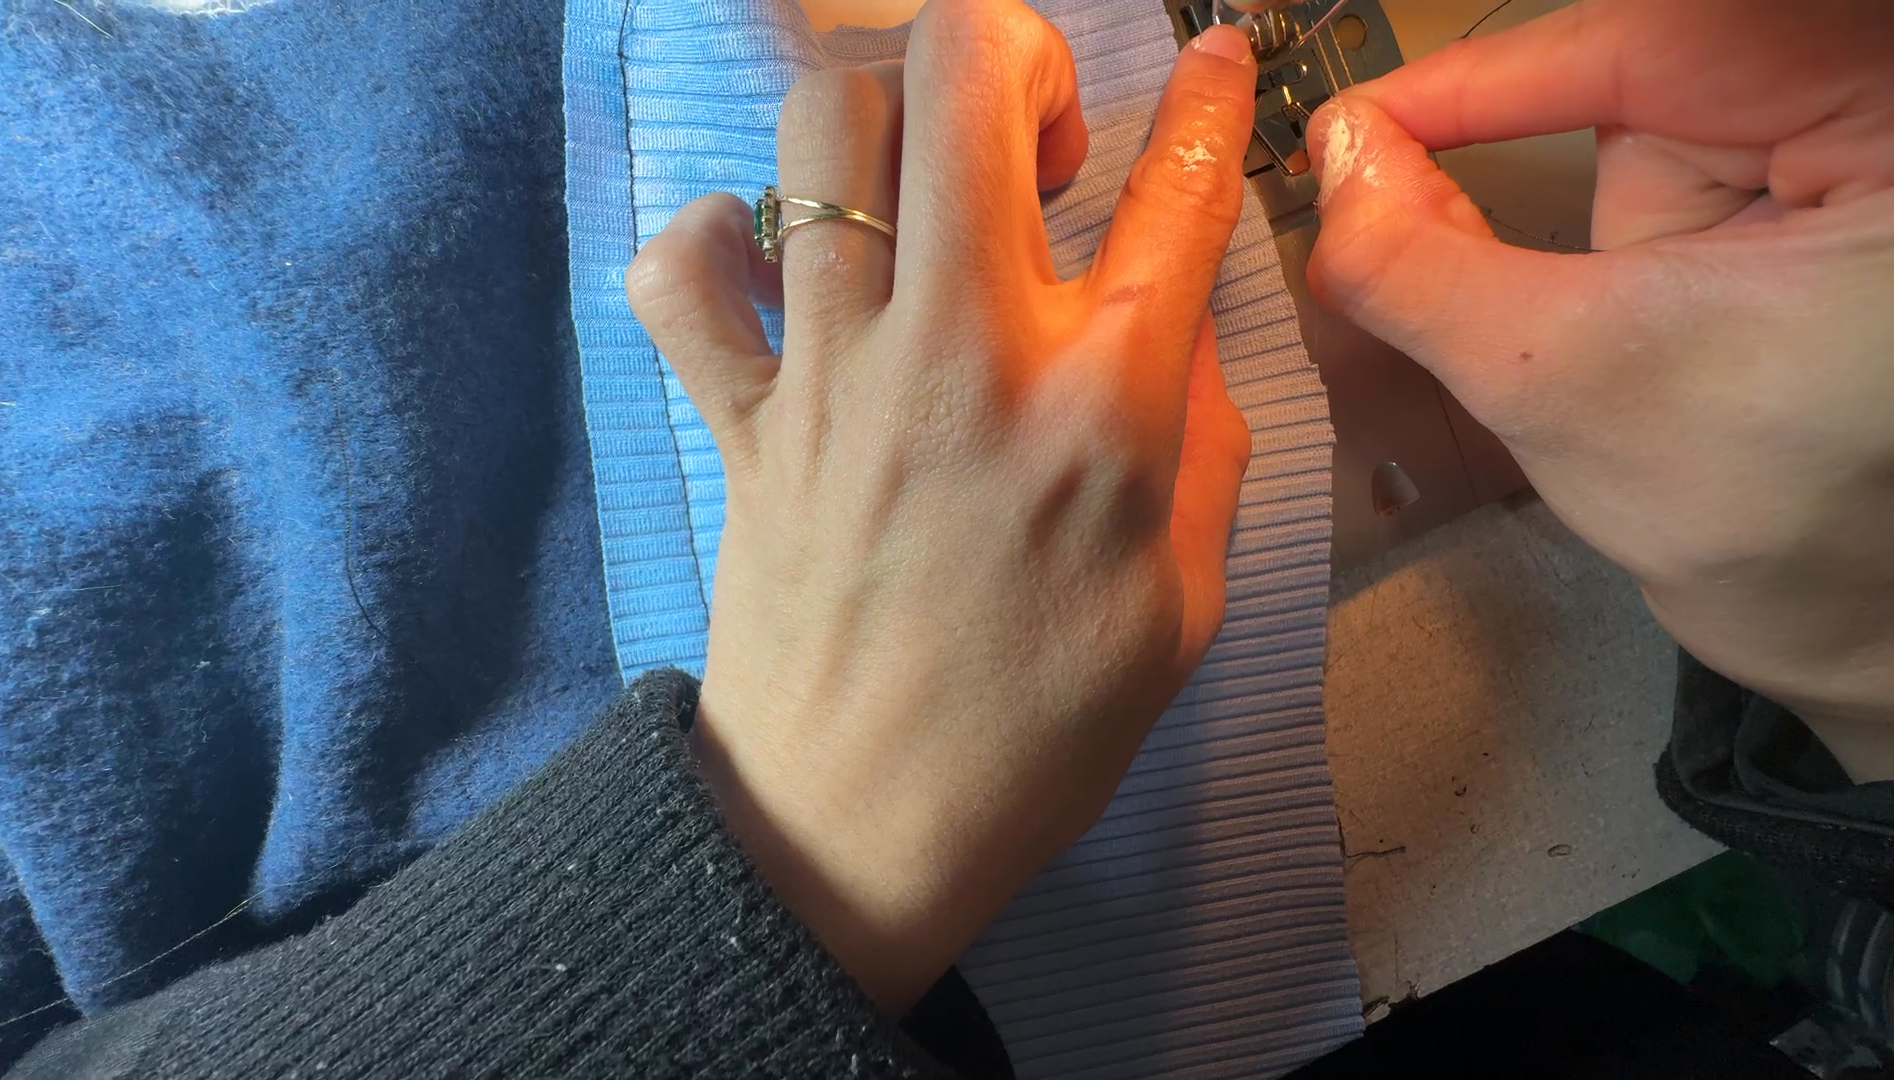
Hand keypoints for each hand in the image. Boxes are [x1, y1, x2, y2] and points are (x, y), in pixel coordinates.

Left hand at [626, 2, 1256, 1011]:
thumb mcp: (1180, 602)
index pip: (1178, 198)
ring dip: (881, 117)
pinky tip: (766, 276)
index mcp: (1100, 410)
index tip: (1219, 64)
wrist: (856, 823)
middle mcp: (962, 354)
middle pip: (962, 78)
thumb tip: (1168, 331)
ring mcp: (829, 378)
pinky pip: (682, 276)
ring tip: (917, 196)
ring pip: (822, 131)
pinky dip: (714, 243)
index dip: (1213, 107)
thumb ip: (1195, 443)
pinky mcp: (738, 424)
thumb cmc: (1038, 735)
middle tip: (1033, 142)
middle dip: (1012, 52)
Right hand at [1305, 0, 1893, 776]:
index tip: (1336, 132)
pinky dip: (1494, 230)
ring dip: (1468, 191)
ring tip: (1384, 243)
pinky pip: (1586, 188)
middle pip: (1611, 78)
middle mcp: (1848, 110)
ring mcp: (1789, 160)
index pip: (1647, 43)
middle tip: (1349, 210)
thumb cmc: (1736, 499)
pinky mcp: (1730, 216)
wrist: (1821, 600)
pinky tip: (1438, 265)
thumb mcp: (1551, 374)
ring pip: (1586, 131)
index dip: (1467, 82)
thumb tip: (1327, 167)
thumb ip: (1420, 270)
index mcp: (1883, 107)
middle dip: (1460, 144)